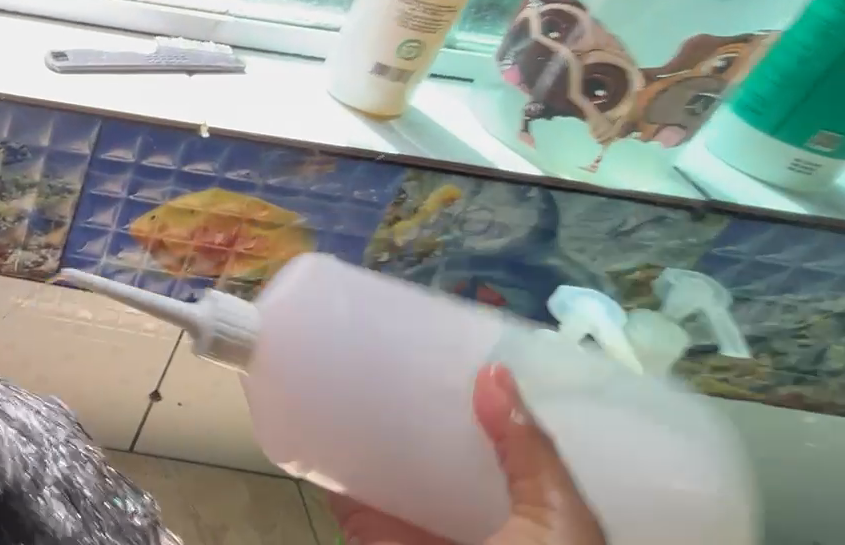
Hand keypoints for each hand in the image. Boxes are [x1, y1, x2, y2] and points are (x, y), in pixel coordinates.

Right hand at [329, 364, 605, 544]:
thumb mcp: (561, 525)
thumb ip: (534, 456)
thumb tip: (494, 372)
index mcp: (529, 519)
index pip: (507, 451)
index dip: (487, 405)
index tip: (459, 352)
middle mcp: (471, 519)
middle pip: (441, 453)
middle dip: (420, 407)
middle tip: (394, 349)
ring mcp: (414, 527)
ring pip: (388, 467)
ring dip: (367, 427)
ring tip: (347, 366)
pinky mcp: (369, 531)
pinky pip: (342, 488)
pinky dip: (327, 455)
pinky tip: (314, 410)